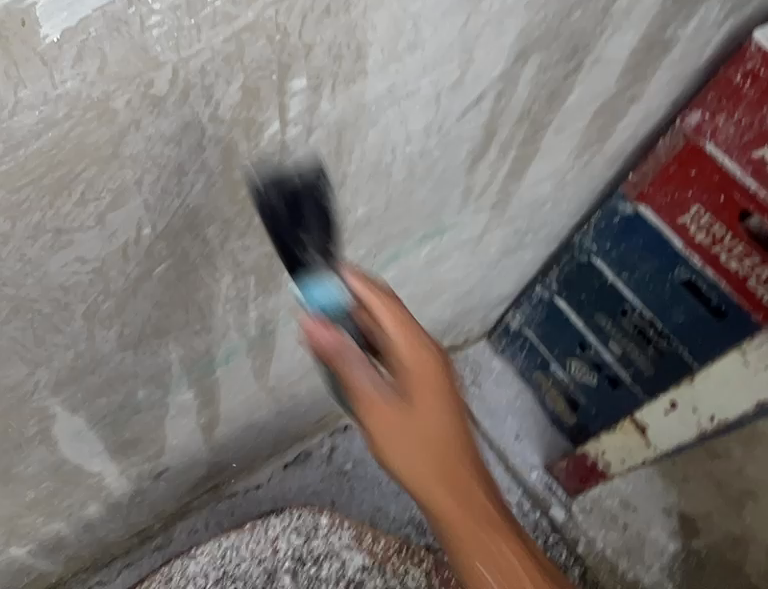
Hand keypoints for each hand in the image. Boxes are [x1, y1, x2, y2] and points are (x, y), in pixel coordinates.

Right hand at [300, 268, 492, 514]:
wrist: (458, 495)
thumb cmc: (416, 450)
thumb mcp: (372, 405)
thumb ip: (342, 359)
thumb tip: (310, 320)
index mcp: (416, 348)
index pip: (380, 298)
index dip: (349, 280)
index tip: (316, 270)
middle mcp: (423, 348)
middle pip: (382, 310)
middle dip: (346, 300)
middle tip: (309, 300)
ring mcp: (425, 365)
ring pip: (384, 330)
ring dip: (353, 324)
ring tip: (318, 326)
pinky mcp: (421, 380)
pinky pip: (388, 348)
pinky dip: (363, 344)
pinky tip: (342, 356)